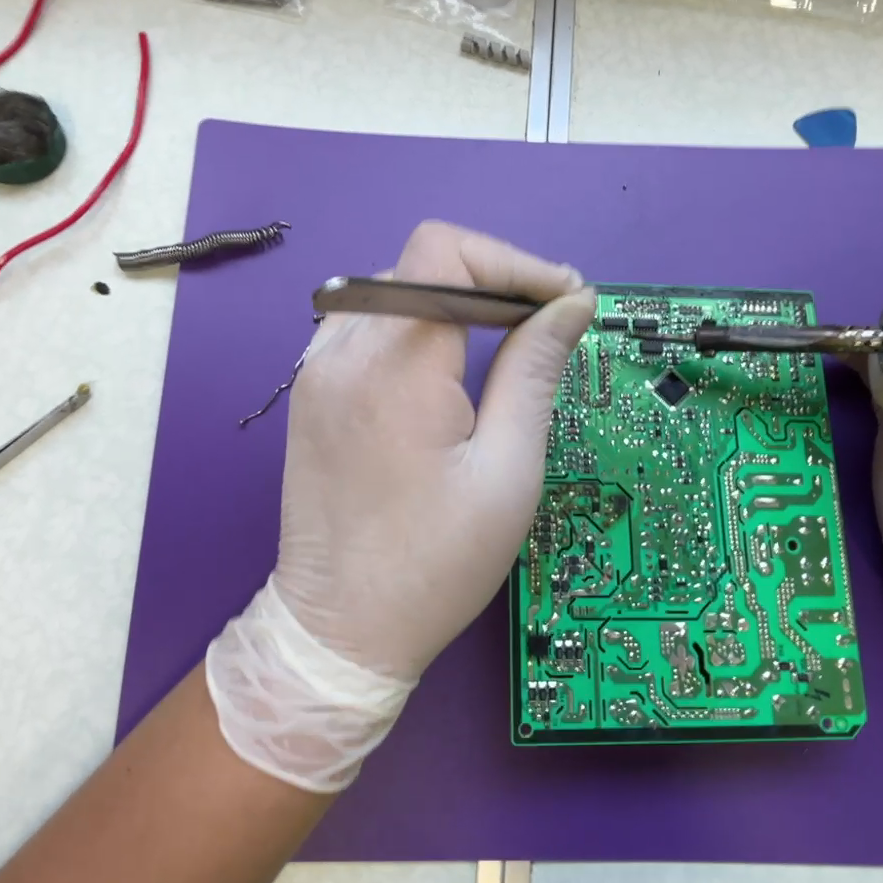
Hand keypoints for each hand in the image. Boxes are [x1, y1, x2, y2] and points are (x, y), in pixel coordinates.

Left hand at [206, 221, 594, 791]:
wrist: (338, 630)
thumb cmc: (434, 566)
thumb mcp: (507, 473)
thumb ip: (534, 372)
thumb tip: (570, 304)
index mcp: (391, 367)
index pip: (446, 251)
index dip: (514, 261)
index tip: (564, 304)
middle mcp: (340, 350)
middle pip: (421, 264)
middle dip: (495, 282)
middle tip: (547, 329)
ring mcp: (316, 369)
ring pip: (396, 289)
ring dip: (458, 303)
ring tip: (507, 348)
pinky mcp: (312, 391)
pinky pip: (369, 325)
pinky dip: (419, 328)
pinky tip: (449, 372)